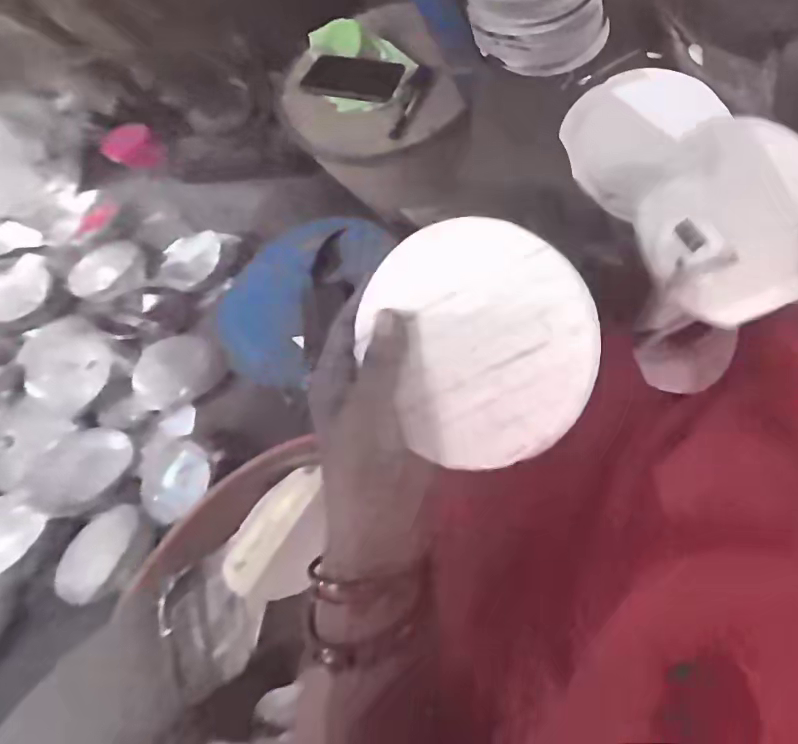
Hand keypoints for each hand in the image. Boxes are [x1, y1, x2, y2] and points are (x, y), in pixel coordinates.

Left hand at [307, 294, 433, 573]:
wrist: (384, 531)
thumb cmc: (364, 469)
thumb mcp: (368, 412)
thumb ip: (379, 362)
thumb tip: (389, 310)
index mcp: (333, 381)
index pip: (344, 326)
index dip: (364, 297)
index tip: (395, 267)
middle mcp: (357, 387)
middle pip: (375, 340)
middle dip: (398, 314)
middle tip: (434, 283)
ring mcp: (385, 404)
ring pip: (402, 360)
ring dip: (421, 338)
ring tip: (453, 308)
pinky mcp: (412, 420)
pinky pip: (424, 383)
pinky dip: (438, 365)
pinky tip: (464, 349)